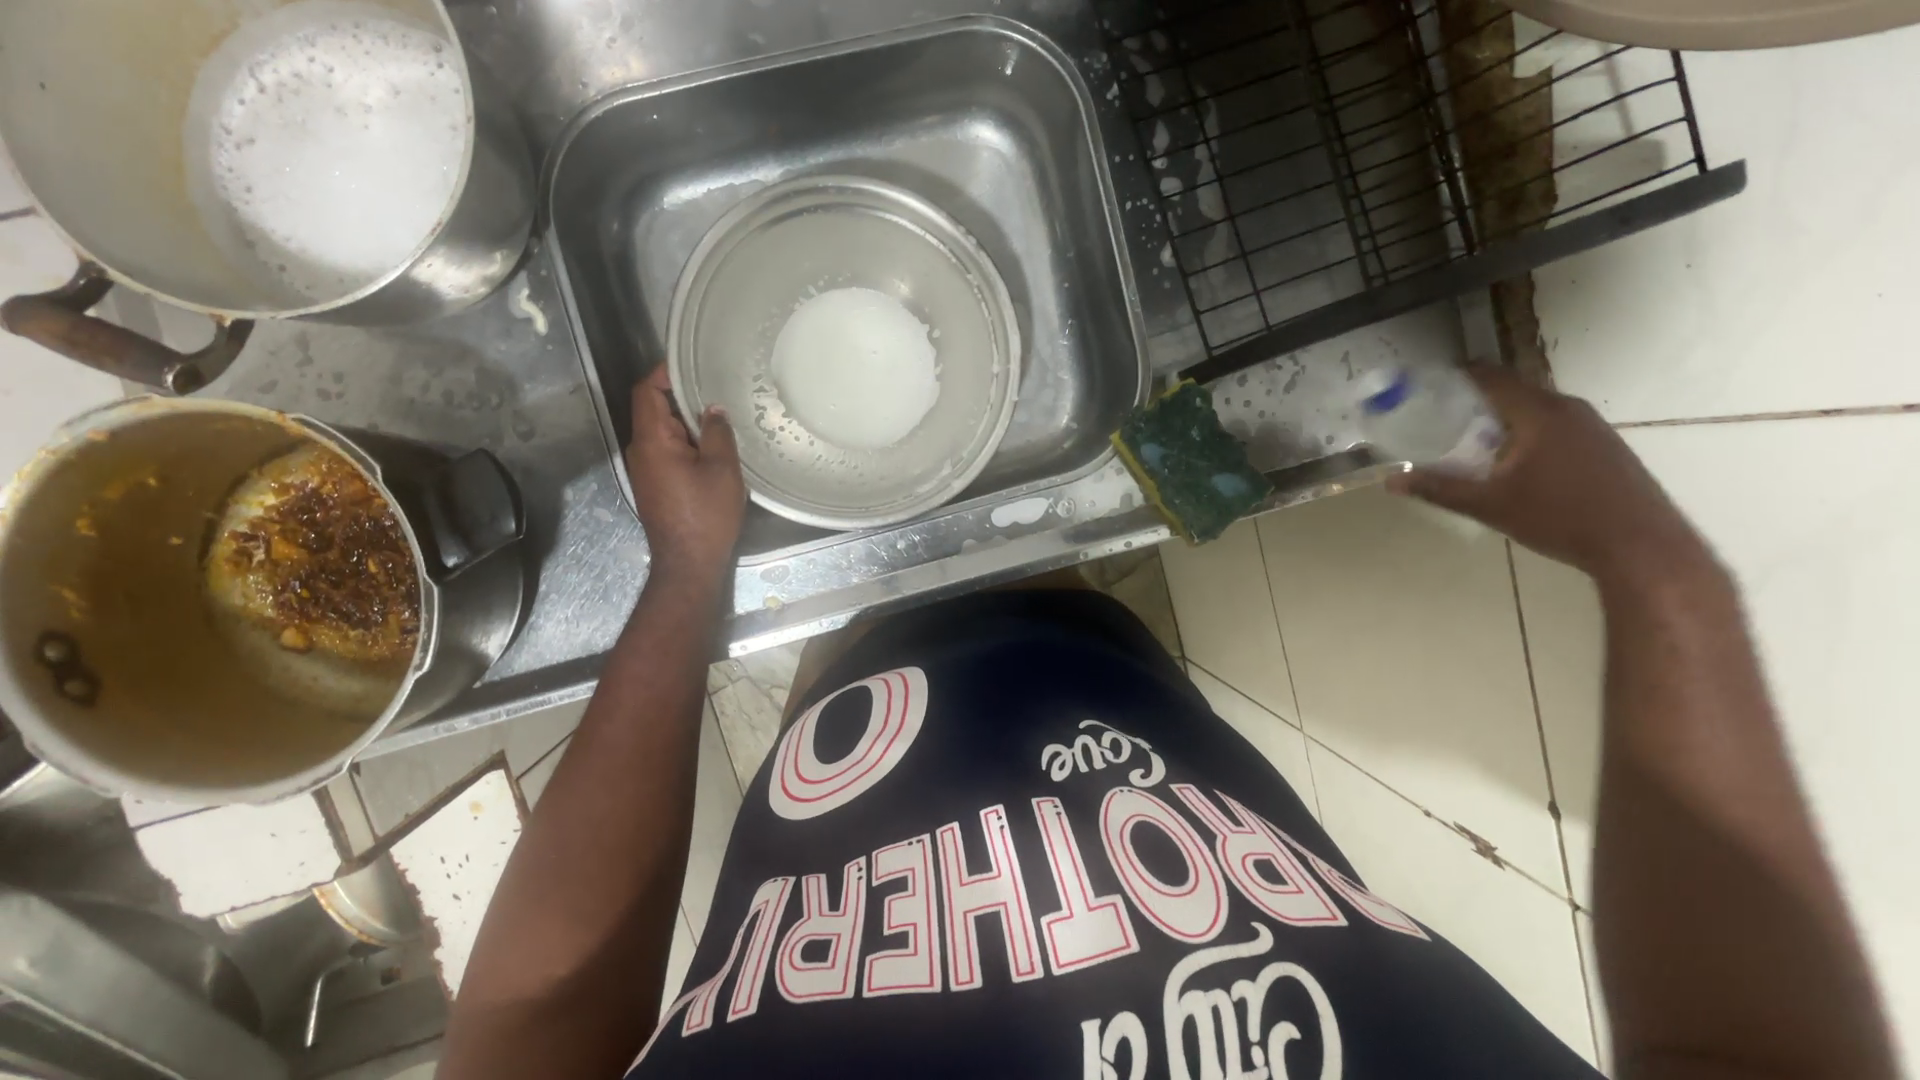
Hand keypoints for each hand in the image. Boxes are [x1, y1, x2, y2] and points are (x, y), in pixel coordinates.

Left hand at [626, 365, 745, 587]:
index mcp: (652, 441)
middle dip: (682, 395)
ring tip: (721, 414)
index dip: (663, 372)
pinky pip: (668, 450)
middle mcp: (641, 451)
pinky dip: (687, 441)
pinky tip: (714, 445)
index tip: (690, 363)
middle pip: (653, 409)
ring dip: (687, 421)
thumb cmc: (706, 515)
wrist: (688, 564)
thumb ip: (716, 432)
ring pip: (663, 432)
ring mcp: (646, 470)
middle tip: (716, 387)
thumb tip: (712, 409)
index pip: (646, 391)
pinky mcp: (656, 485)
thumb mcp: (721, 469)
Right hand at [1387, 367, 1706, 585]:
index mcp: (1538, 412)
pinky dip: (1530, 435)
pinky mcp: (1606, 447)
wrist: (1640, 546)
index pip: (1492, 377)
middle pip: (1514, 392)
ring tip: (1474, 445)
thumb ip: (1439, 488)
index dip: (1459, 375)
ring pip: (1537, 411)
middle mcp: (1568, 408)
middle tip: (1443, 421)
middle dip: (1477, 403)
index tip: (1430, 384)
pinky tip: (1517, 466)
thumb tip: (1391, 480)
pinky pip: (1558, 428)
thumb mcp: (1489, 505)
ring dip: (1505, 422)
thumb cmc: (1560, 518)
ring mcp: (1593, 427)